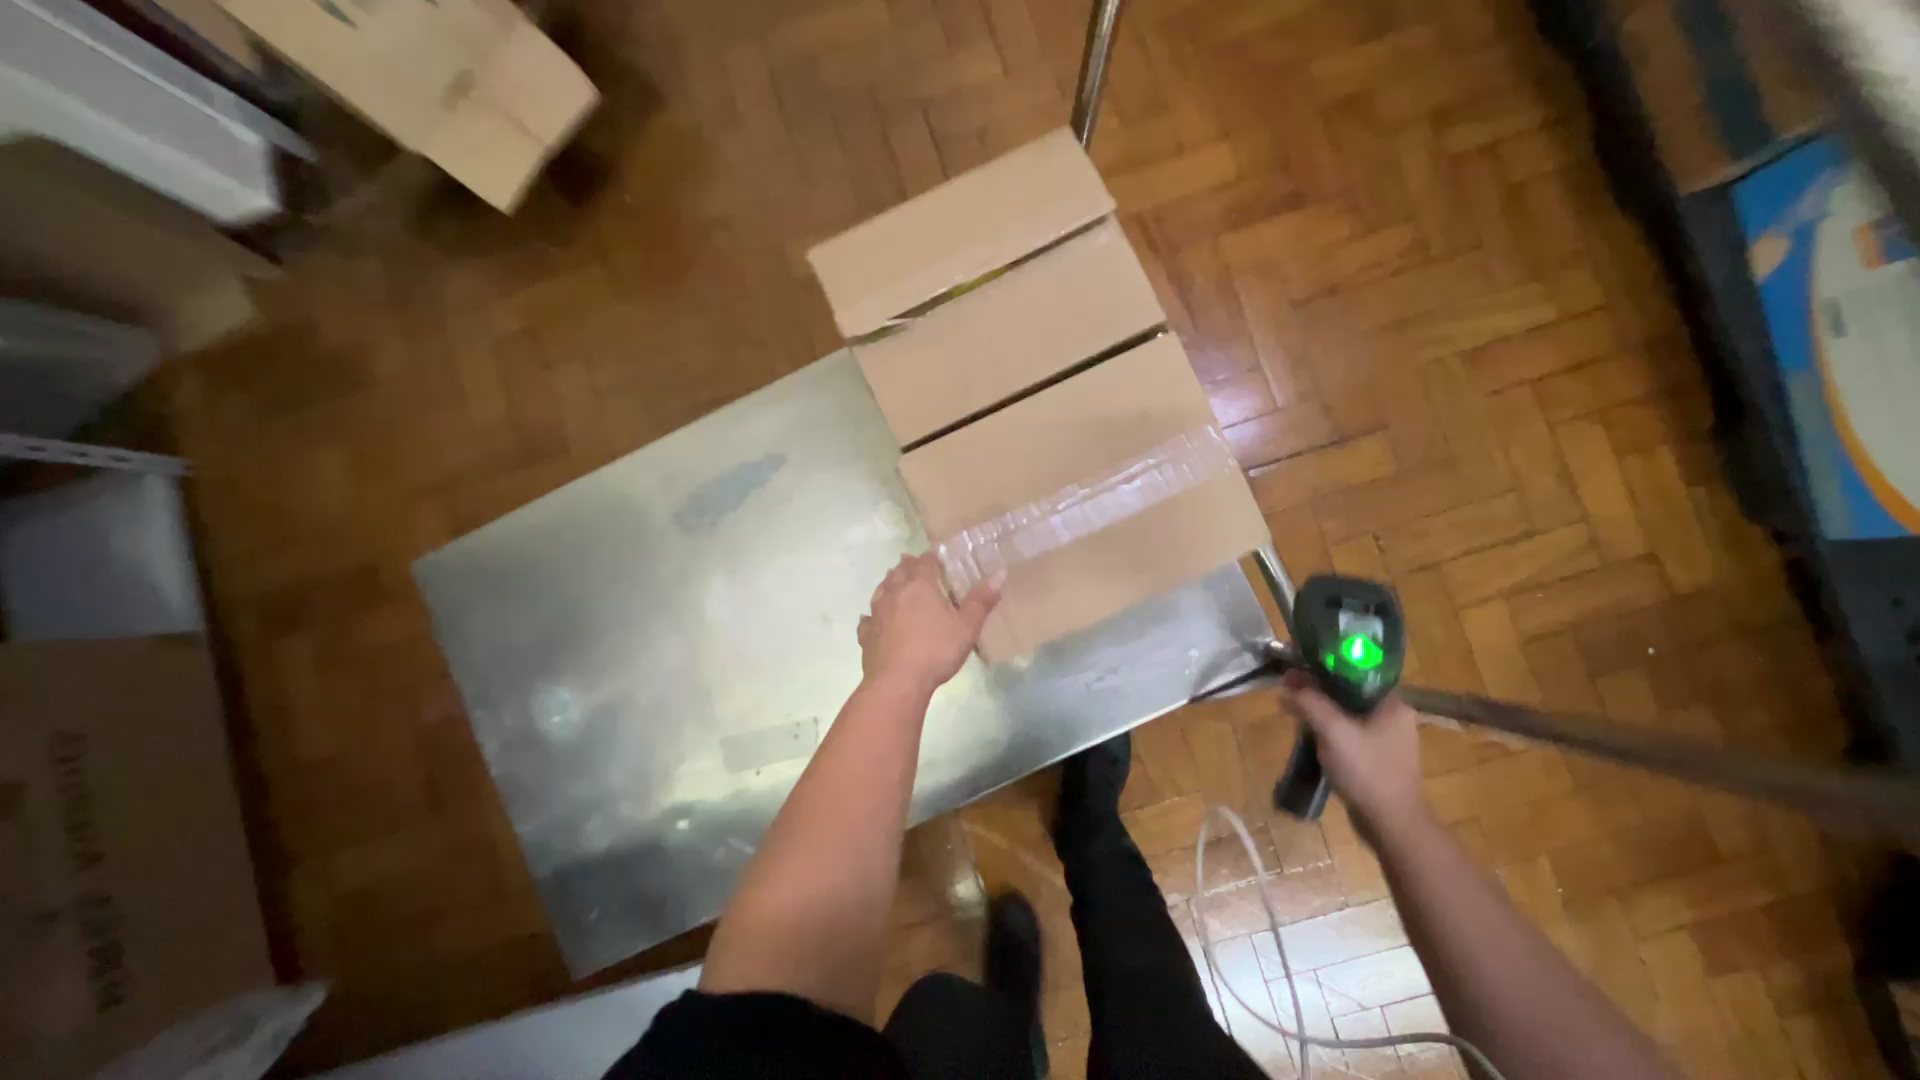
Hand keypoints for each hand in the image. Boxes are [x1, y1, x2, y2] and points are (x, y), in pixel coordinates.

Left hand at [857, 555, 1001, 695]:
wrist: (897, 682)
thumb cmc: (936, 650)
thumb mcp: (967, 626)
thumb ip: (982, 600)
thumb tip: (1000, 573)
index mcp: (919, 586)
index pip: (924, 563)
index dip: (931, 558)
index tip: (936, 557)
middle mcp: (894, 593)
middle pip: (900, 572)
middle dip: (908, 566)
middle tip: (913, 564)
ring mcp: (876, 614)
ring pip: (881, 591)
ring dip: (889, 584)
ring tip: (894, 582)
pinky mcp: (866, 635)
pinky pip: (868, 619)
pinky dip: (872, 615)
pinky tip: (871, 619)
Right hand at [1283, 672, 1427, 834]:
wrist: (1391, 823)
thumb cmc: (1367, 771)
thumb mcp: (1333, 731)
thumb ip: (1310, 703)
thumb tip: (1288, 684)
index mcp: (1393, 703)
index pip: (1358, 671)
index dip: (1326, 666)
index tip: (1299, 668)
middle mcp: (1394, 717)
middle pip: (1349, 692)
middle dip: (1318, 691)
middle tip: (1288, 690)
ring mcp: (1387, 740)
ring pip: (1348, 714)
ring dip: (1321, 711)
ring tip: (1292, 710)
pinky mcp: (1377, 759)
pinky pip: (1349, 734)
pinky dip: (1329, 731)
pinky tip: (1308, 734)